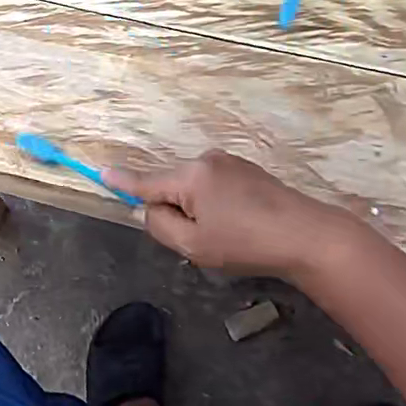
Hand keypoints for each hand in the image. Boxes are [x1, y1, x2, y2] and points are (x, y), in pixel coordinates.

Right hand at [104, 151, 368, 278]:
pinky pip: (217, 188)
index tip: (101, 172)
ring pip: (197, 190)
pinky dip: (218, 205)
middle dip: (178, 212)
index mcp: (191, 175)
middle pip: (173, 188)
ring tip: (231, 234)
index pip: (147, 182)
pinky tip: (242, 224)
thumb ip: (161, 225)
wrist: (304, 234)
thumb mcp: (194, 244)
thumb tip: (149, 208)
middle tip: (207, 240)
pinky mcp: (249, 170)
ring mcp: (232, 162)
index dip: (123, 182)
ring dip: (201, 211)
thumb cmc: (245, 242)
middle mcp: (208, 160)